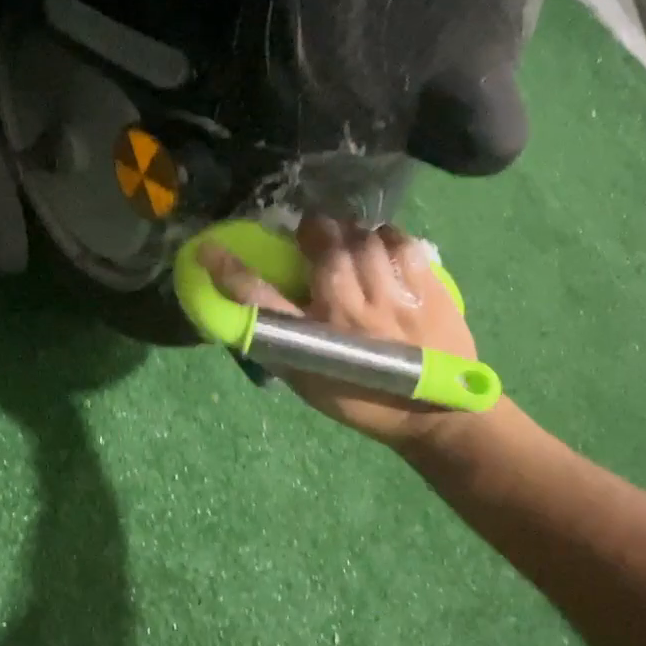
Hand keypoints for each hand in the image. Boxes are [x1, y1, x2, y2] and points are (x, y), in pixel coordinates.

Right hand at [197, 218, 480, 451]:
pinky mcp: (428, 290)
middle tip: (310, 232)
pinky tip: (381, 246)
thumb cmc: (363, 402)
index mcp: (315, 342)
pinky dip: (387, 237)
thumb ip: (282, 346)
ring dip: (350, 231)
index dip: (229, 271)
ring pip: (363, 241)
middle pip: (324, 250)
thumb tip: (248, 312)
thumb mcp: (310, 383)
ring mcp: (393, 299)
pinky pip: (401, 244)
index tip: (208, 250)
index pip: (261, 298)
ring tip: (348, 237)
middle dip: (313, 230)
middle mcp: (350, 314)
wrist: (437, 415)